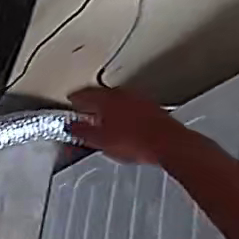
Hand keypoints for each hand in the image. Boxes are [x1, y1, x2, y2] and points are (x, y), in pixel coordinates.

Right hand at [69, 86, 191, 165]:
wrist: (169, 144)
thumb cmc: (136, 140)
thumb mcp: (100, 141)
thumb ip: (82, 133)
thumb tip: (72, 128)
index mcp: (106, 98)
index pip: (83, 93)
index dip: (74, 99)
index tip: (70, 101)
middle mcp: (122, 94)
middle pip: (100, 95)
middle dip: (91, 103)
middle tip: (83, 111)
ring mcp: (139, 100)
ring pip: (117, 100)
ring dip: (108, 108)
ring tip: (102, 121)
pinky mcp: (152, 108)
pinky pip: (131, 107)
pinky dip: (123, 114)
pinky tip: (124, 126)